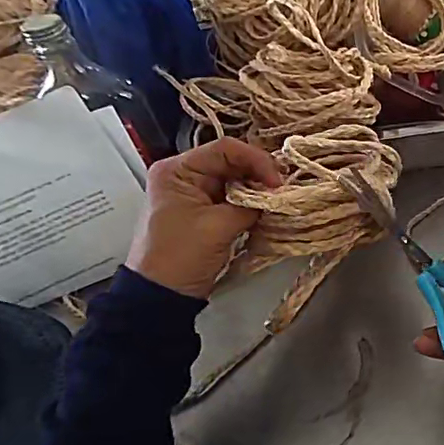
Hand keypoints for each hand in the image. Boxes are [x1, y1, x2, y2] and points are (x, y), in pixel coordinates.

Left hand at [126, 139, 281, 298]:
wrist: (161, 295)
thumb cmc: (181, 257)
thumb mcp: (218, 226)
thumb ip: (250, 205)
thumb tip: (275, 196)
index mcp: (178, 170)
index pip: (226, 149)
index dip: (256, 160)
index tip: (277, 182)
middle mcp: (185, 174)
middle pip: (232, 161)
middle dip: (259, 174)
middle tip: (282, 191)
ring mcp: (195, 193)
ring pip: (235, 179)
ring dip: (257, 188)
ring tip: (277, 200)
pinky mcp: (204, 210)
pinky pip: (233, 196)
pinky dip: (251, 201)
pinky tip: (266, 209)